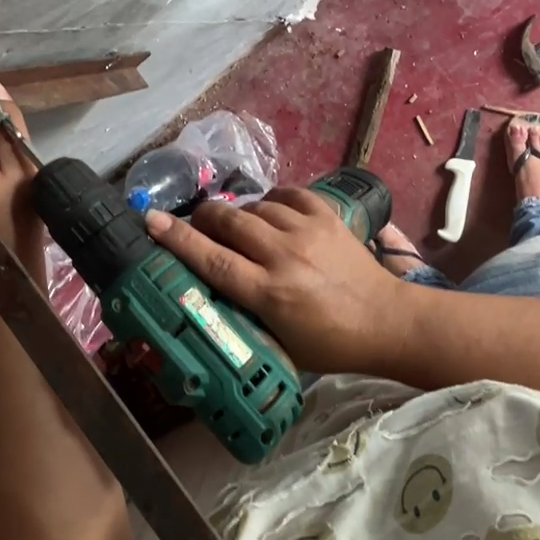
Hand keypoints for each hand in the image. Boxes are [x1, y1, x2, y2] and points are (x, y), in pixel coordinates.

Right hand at [145, 187, 409, 374]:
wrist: (388, 322)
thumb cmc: (331, 344)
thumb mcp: (280, 345)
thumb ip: (245, 318)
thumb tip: (210, 298)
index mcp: (269, 294)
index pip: (212, 259)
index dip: (177, 238)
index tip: (151, 220)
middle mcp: (283, 256)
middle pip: (229, 222)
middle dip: (205, 217)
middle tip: (198, 224)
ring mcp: (307, 232)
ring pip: (256, 207)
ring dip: (241, 214)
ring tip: (241, 228)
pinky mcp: (328, 217)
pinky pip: (288, 193)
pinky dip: (273, 199)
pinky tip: (270, 209)